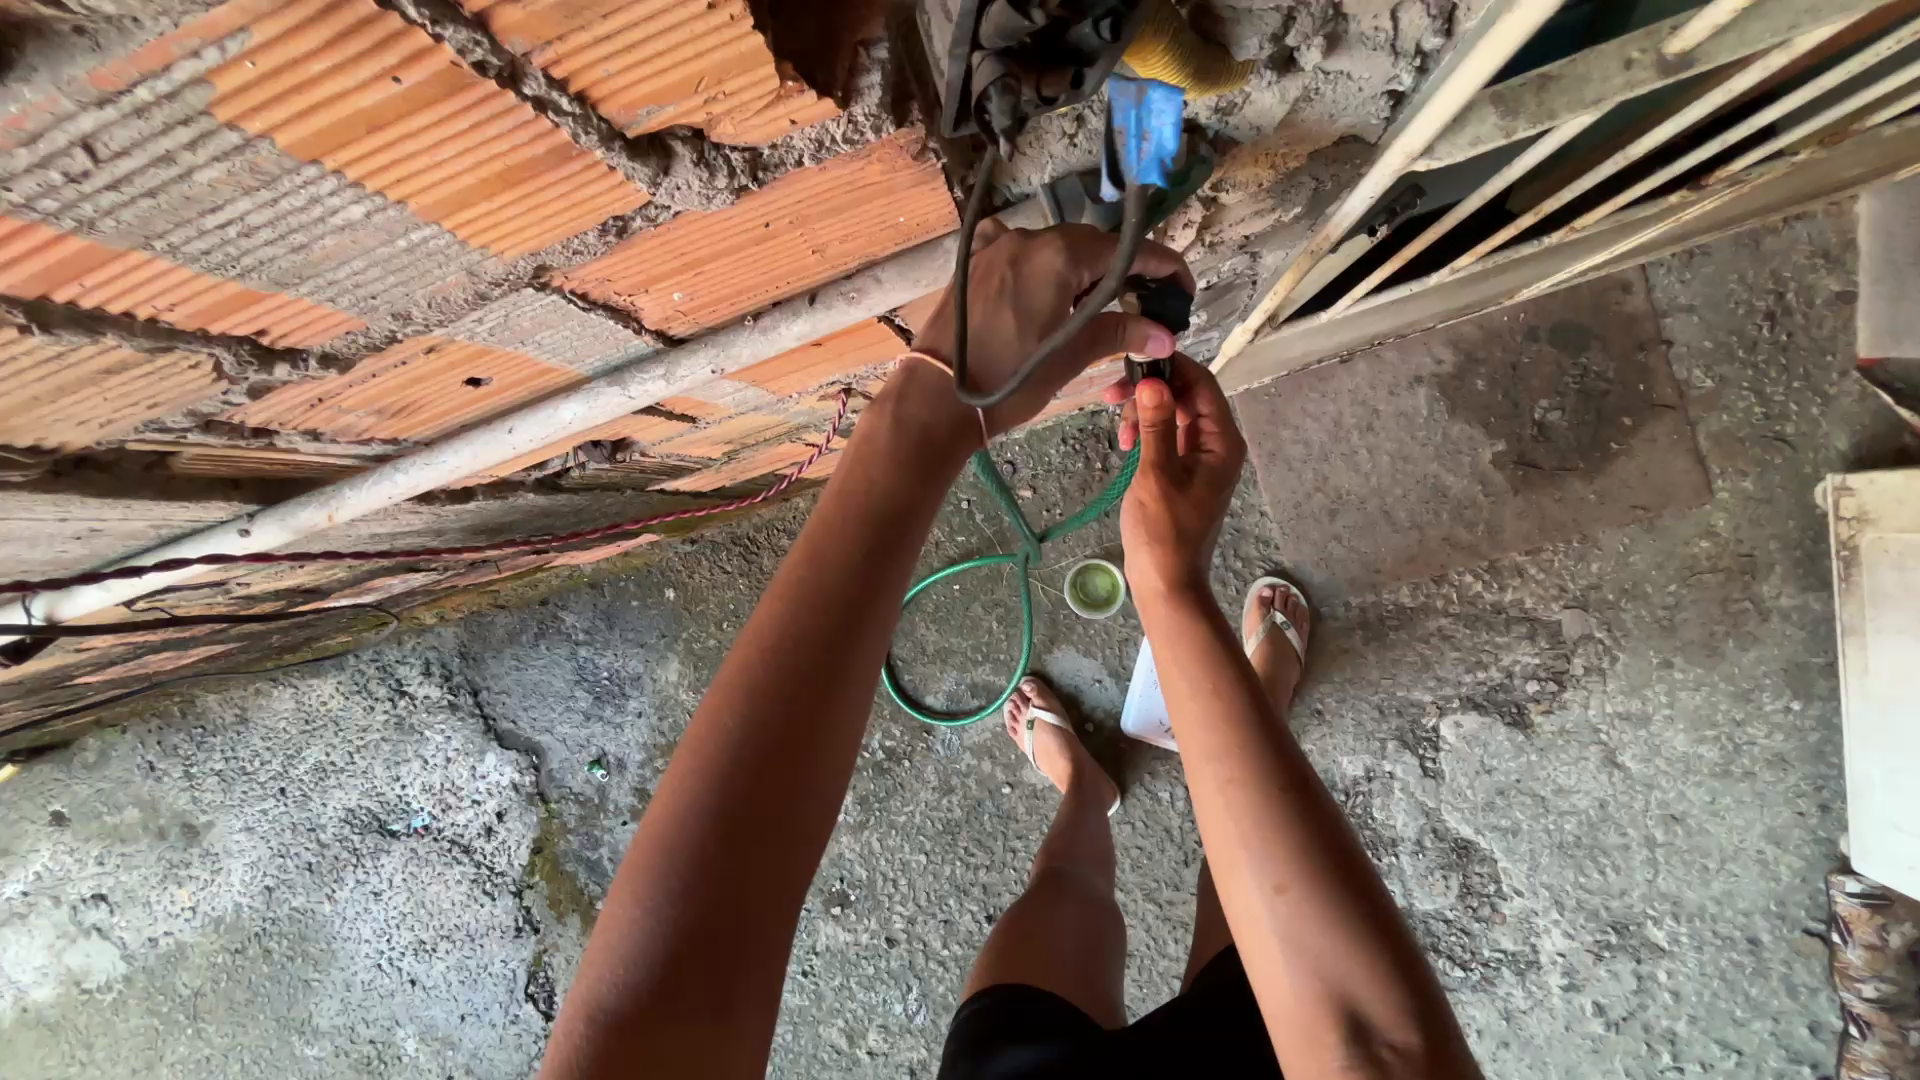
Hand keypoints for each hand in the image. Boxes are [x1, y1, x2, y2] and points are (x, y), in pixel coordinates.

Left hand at [913, 222, 1191, 435]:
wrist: (935, 398)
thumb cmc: (1008, 380)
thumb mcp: (1069, 357)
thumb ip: (1119, 334)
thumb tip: (1164, 333)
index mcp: (1057, 254)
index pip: (1125, 250)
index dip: (1161, 266)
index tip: (1182, 287)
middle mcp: (1027, 238)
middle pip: (1090, 247)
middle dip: (1121, 272)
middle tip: (1142, 305)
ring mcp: (995, 248)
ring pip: (1055, 251)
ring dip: (1082, 274)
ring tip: (1097, 310)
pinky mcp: (974, 265)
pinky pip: (1022, 258)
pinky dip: (1046, 273)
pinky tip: (1051, 298)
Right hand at [1108, 353, 1246, 603]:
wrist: (1166, 580)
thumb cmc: (1163, 531)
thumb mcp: (1156, 474)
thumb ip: (1157, 425)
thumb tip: (1154, 382)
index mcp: (1221, 442)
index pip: (1202, 384)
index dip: (1172, 367)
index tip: (1133, 362)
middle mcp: (1216, 444)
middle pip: (1187, 396)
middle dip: (1152, 391)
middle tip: (1113, 395)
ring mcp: (1200, 458)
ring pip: (1173, 414)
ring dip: (1145, 413)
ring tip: (1121, 432)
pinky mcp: (1183, 471)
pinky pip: (1167, 437)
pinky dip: (1146, 433)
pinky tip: (1126, 444)